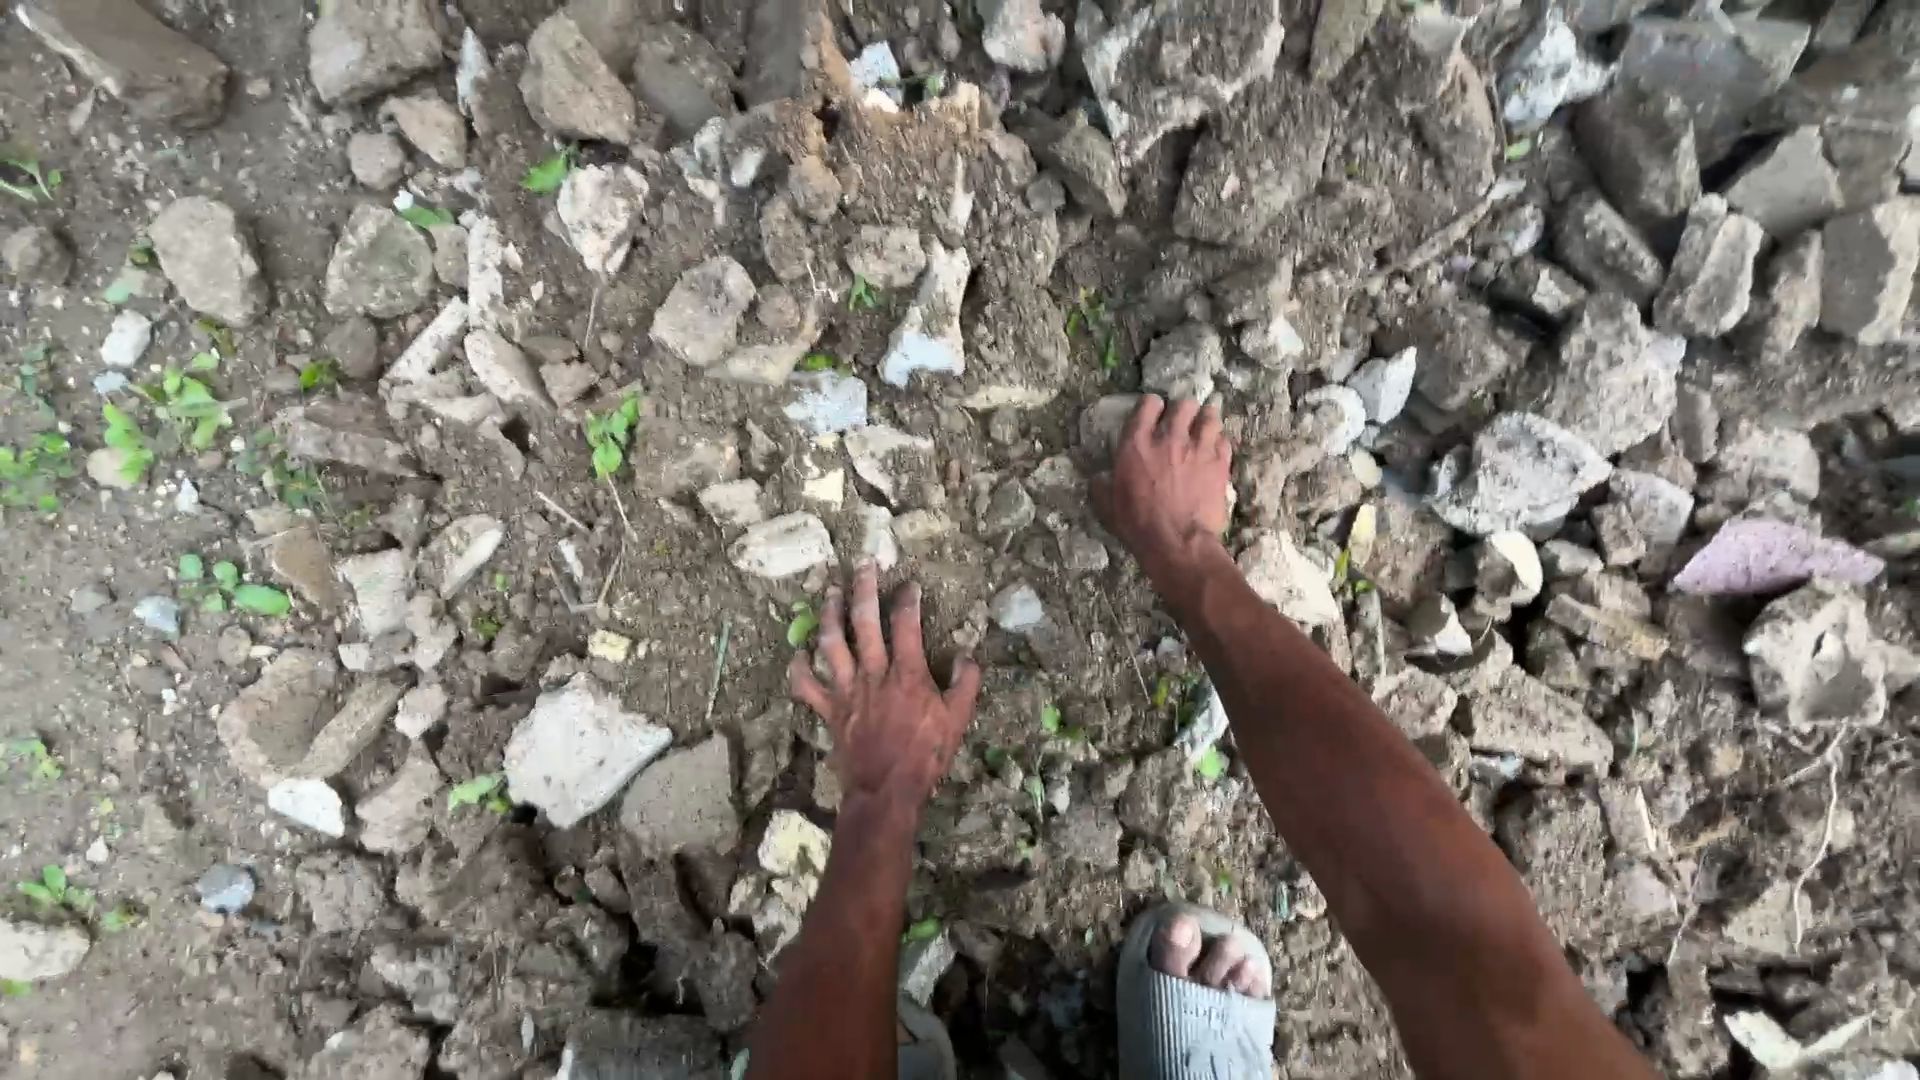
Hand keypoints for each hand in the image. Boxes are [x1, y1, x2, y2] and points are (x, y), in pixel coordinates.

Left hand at [789, 563, 982, 811]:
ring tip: (829, 591)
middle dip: (864, 588)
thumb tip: (967, 655)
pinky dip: (799, 668)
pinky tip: (797, 653)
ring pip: (832, 642)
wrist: (886, 790)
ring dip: (829, 613)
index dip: (908, 599)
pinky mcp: (830, 709)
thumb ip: (966, 684)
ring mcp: (847, 689)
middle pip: (865, 620)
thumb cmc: (925, 755)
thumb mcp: (958, 720)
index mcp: (907, 673)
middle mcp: (874, 673)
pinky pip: (807, 685)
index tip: (910, 584)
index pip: (906, 623)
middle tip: (863, 564)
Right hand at [1091, 395, 1232, 578]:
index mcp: (1136, 445)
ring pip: (1208, 417)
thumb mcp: (1107, 506)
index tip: (1153, 411)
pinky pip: (1223, 439)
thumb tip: (1100, 478)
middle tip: (1181, 418)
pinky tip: (1215, 446)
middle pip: (1183, 405)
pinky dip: (1219, 440)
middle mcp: (1169, 438)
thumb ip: (1103, 486)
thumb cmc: (1138, 524)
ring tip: (1204, 423)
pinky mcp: (1219, 463)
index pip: (1147, 405)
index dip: (1152, 405)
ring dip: (1205, 418)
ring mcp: (1198, 448)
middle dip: (1182, 409)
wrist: (1177, 542)